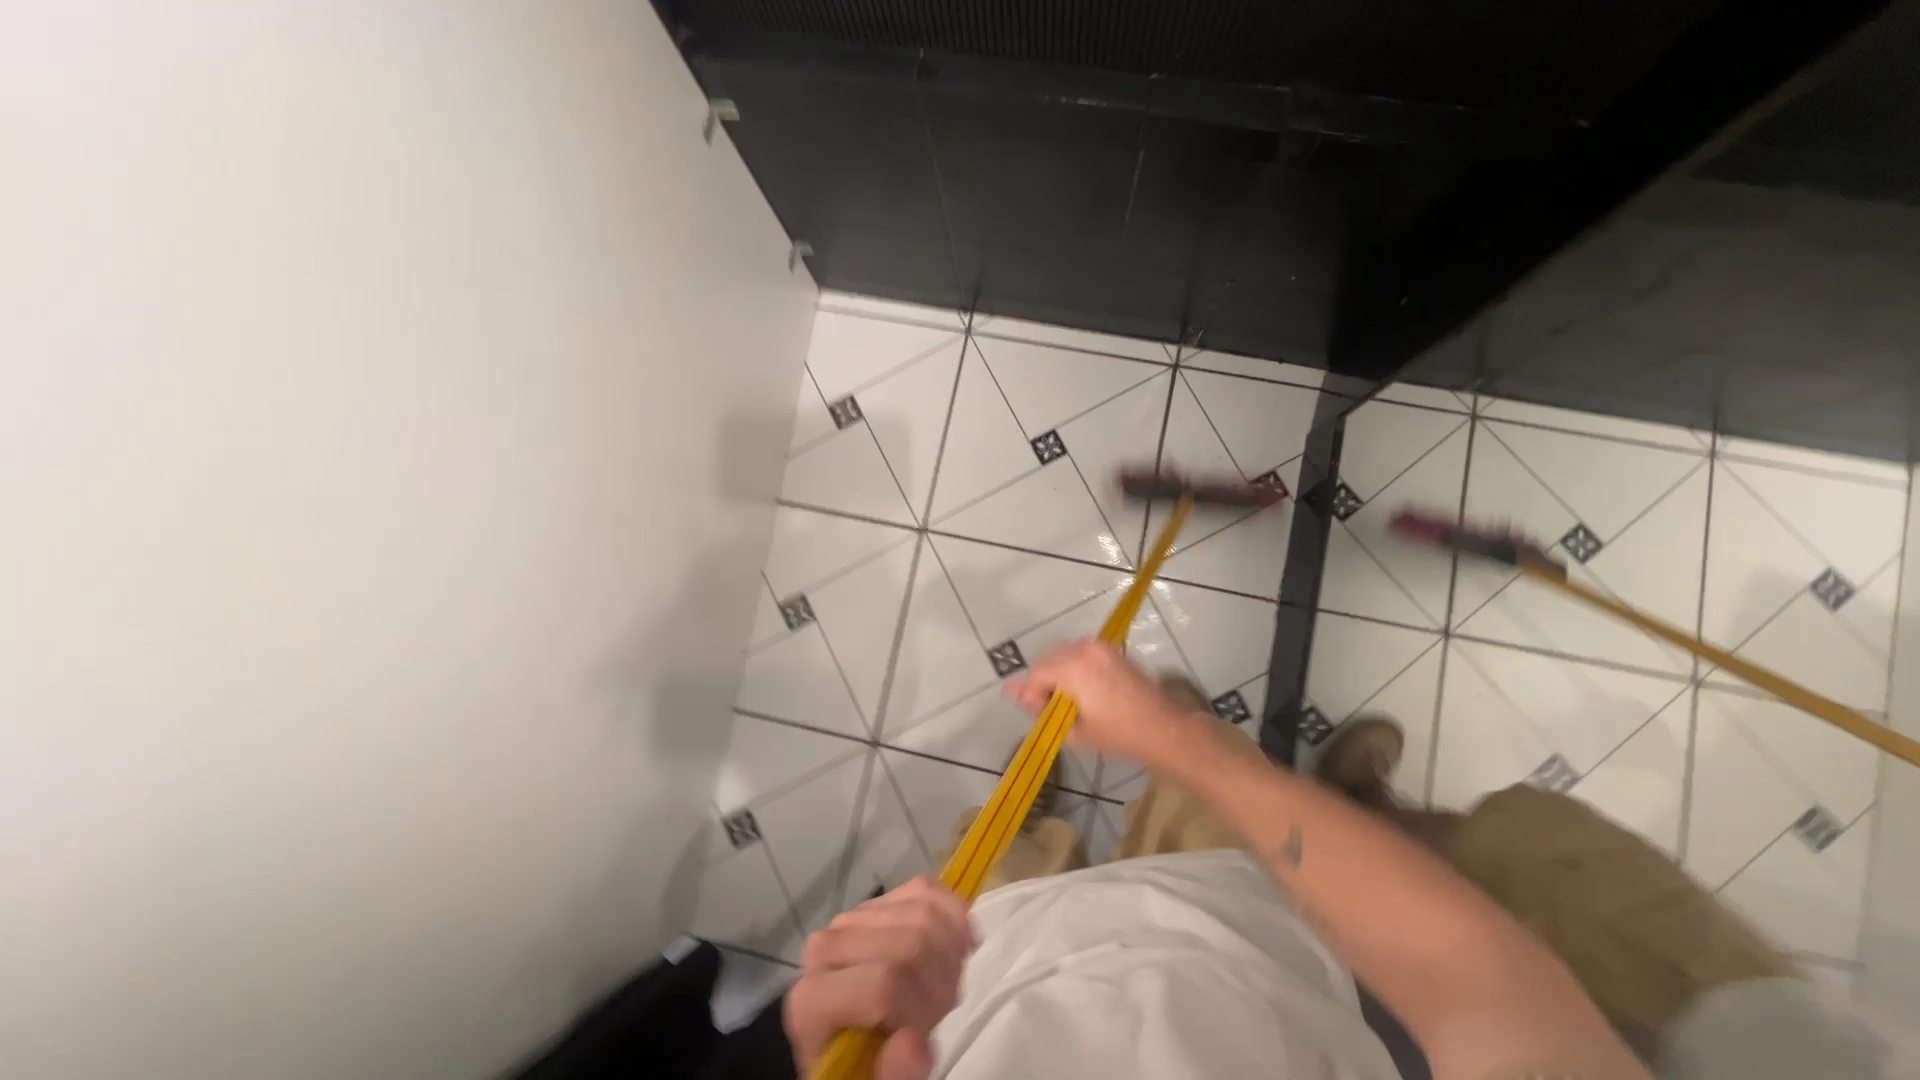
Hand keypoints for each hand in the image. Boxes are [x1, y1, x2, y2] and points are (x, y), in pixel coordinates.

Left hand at [784, 878, 974, 1079]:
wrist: (858, 1041)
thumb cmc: (862, 1068)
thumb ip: (890, 1078)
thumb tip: (913, 1045)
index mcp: (812, 1002)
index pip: (884, 984)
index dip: (919, 1011)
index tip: (923, 1041)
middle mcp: (824, 949)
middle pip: (910, 943)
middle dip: (940, 983)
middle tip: (938, 1014)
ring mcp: (851, 919)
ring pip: (923, 913)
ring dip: (950, 954)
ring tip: (941, 988)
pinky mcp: (878, 903)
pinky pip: (925, 889)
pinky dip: (953, 914)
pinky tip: (960, 945)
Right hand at [1002, 639, 1209, 767]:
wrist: (1164, 729)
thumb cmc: (1118, 734)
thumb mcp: (1073, 730)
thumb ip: (1039, 709)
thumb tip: (1011, 692)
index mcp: (1072, 667)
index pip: (1035, 674)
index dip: (1031, 696)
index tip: (1040, 716)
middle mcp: (1083, 648)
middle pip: (1047, 661)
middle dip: (1043, 684)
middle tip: (1051, 712)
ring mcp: (1100, 646)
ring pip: (1063, 656)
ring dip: (1058, 676)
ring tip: (1068, 705)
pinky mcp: (1112, 650)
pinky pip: (1080, 655)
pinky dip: (1074, 670)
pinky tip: (1083, 694)